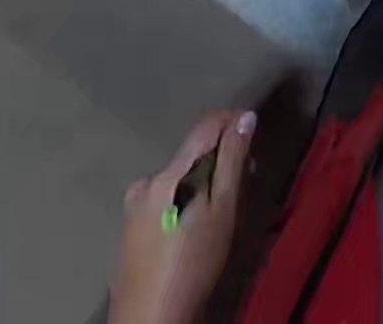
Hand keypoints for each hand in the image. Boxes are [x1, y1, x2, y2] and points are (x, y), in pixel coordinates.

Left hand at [111, 110, 255, 323]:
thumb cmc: (194, 265)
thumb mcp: (223, 210)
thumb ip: (233, 160)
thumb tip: (245, 117)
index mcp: (170, 172)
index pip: (206, 125)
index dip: (232, 121)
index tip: (253, 133)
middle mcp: (148, 180)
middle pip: (193, 152)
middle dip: (221, 158)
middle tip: (243, 185)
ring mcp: (134, 205)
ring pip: (180, 177)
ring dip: (203, 181)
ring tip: (221, 212)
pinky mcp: (130, 228)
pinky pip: (165, 197)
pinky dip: (185, 200)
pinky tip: (194, 230)